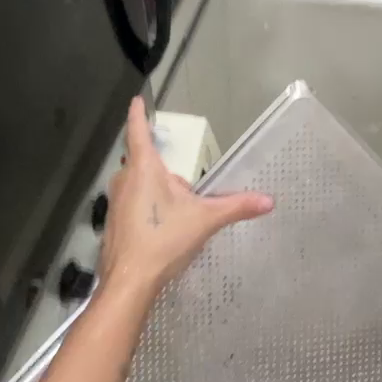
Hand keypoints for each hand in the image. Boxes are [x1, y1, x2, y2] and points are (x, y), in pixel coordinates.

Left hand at [96, 98, 272, 301]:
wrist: (130, 281)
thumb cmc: (164, 240)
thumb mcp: (205, 220)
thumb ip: (236, 207)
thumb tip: (268, 201)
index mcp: (144, 169)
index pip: (138, 132)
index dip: (138, 115)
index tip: (136, 100)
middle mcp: (124, 180)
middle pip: (146, 164)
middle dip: (166, 175)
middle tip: (186, 195)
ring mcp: (115, 202)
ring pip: (140, 187)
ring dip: (158, 196)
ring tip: (176, 221)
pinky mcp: (112, 223)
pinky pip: (133, 207)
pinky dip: (148, 213)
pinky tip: (161, 236)